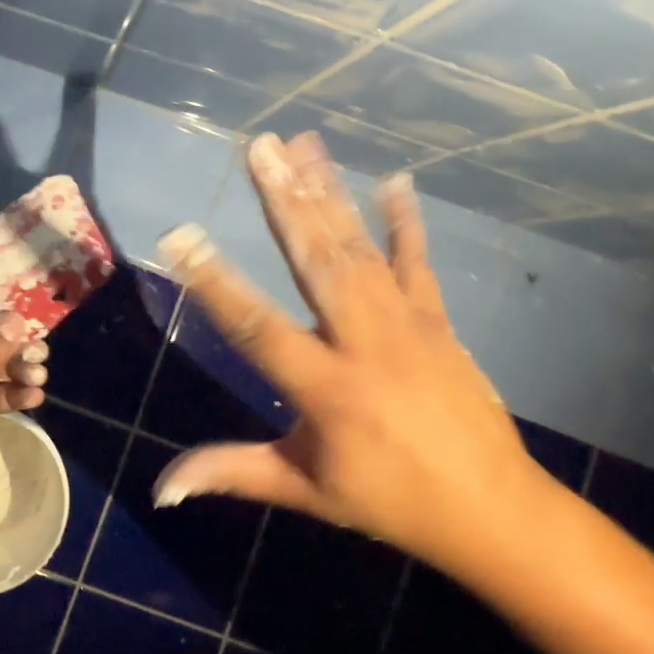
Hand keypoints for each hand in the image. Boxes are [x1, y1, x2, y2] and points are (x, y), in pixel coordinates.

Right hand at [153, 132, 551, 572]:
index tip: (180, 237)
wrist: (492, 510)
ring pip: (360, 250)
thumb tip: (161, 488)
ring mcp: (407, 325)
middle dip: (285, 201)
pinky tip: (394, 179)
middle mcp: (365, 344)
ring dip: (328, 193)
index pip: (257, 327)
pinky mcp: (437, 319)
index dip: (215, 284)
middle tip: (259, 149)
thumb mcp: (304, 489)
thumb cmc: (388, 502)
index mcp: (326, 389)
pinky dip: (404, 220)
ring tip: (302, 143)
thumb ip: (233, 473)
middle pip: (318, 262)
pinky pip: (417, 261)